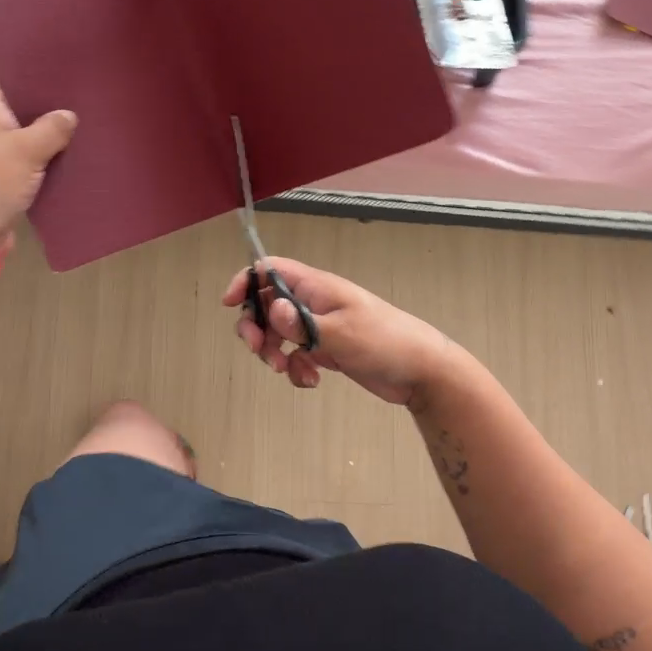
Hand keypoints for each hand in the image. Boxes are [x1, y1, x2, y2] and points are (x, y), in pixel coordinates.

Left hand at [0, 71, 76, 249]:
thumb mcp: (29, 152)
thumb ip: (54, 126)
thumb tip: (69, 114)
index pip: (11, 67)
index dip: (42, 70)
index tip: (74, 74)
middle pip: (12, 95)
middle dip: (43, 102)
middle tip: (82, 100)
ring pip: (10, 123)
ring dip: (36, 129)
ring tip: (74, 125)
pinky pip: (5, 145)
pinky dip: (25, 149)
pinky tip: (55, 152)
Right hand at [222, 257, 453, 406]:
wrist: (420, 370)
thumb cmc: (383, 341)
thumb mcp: (341, 333)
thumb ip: (302, 323)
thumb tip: (272, 308)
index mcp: (316, 287)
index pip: (270, 269)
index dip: (246, 282)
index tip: (230, 304)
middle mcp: (313, 302)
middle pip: (267, 304)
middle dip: (257, 328)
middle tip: (261, 352)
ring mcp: (318, 326)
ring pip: (279, 333)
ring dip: (275, 353)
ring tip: (289, 371)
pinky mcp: (325, 349)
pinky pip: (296, 354)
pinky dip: (296, 368)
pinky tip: (311, 381)